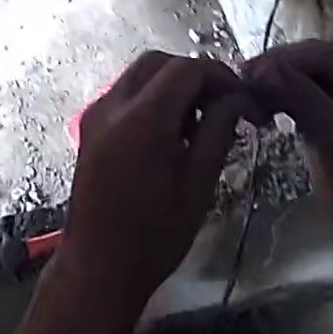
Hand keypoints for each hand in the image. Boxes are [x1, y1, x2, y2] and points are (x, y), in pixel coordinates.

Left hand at [59, 51, 256, 315]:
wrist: (97, 271)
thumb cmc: (153, 238)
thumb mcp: (197, 187)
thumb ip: (217, 132)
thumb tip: (236, 99)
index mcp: (141, 121)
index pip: (187, 70)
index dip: (220, 76)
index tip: (242, 98)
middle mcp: (112, 107)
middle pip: (159, 62)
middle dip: (195, 75)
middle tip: (222, 104)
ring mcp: (96, 115)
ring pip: (140, 73)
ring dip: (172, 83)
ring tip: (199, 120)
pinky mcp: (90, 127)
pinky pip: (126, 92)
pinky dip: (152, 96)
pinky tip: (170, 131)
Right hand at [244, 41, 332, 271]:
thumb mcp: (329, 134)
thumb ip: (296, 93)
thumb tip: (262, 65)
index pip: (320, 52)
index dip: (278, 59)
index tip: (242, 73)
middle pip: (325, 67)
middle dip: (284, 76)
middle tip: (247, 90)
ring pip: (328, 89)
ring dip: (294, 93)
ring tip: (261, 105)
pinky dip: (310, 111)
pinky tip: (288, 120)